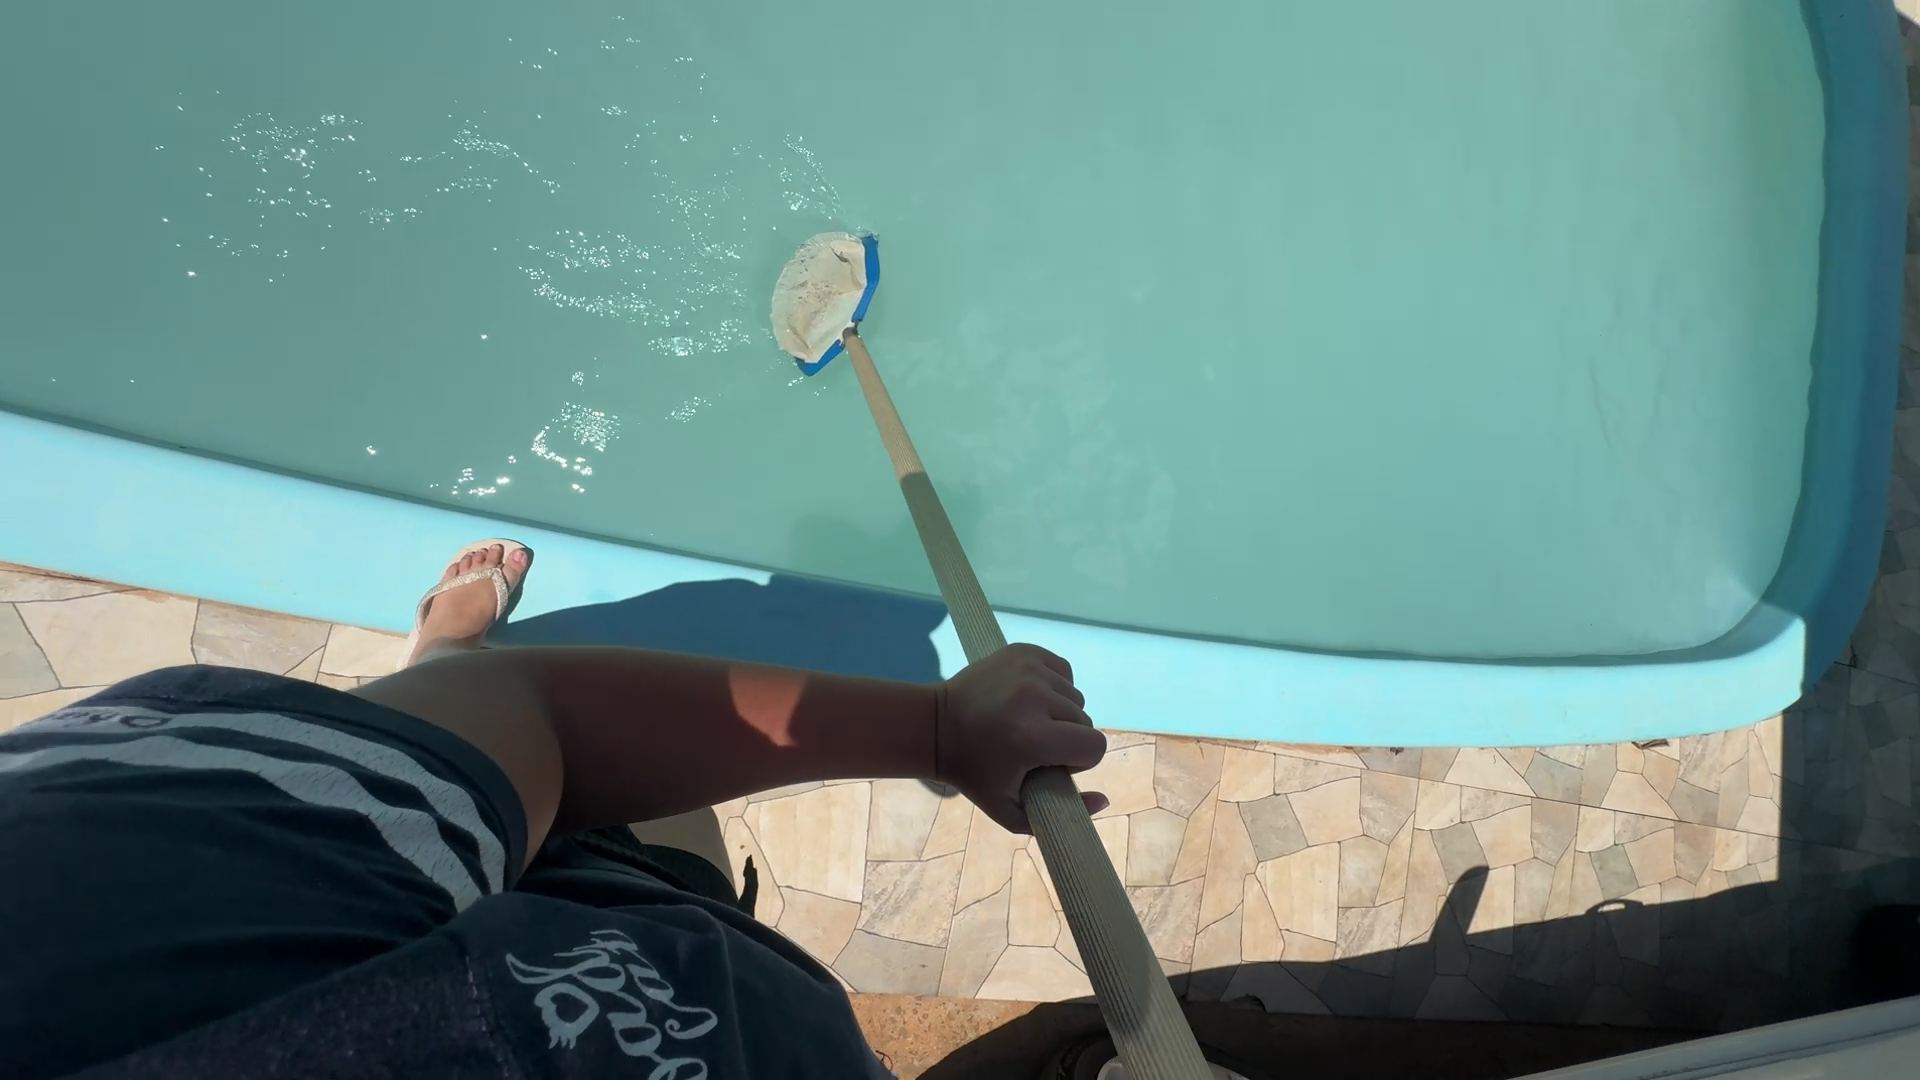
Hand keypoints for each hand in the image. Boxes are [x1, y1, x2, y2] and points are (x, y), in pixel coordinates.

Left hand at [934, 643, 1107, 832]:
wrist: (935, 724)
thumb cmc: (974, 772)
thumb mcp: (1010, 809)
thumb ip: (1060, 814)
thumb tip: (1104, 800)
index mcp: (1032, 737)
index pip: (1094, 746)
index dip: (1077, 760)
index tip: (1050, 763)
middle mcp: (1034, 696)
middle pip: (1085, 720)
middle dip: (1067, 736)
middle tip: (1034, 744)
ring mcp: (1028, 669)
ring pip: (1074, 695)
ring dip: (1059, 711)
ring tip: (1027, 720)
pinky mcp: (1023, 650)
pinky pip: (1062, 670)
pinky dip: (1052, 685)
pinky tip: (1027, 697)